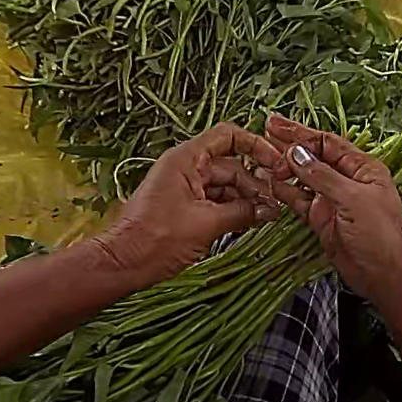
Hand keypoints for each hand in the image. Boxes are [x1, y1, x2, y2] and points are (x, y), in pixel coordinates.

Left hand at [94, 123, 279, 285]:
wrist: (124, 265)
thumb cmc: (155, 239)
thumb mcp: (207, 223)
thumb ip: (243, 212)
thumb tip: (270, 210)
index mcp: (187, 159)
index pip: (228, 136)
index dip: (256, 146)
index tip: (276, 163)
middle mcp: (187, 167)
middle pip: (232, 166)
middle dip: (256, 184)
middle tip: (276, 203)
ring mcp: (186, 187)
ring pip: (227, 186)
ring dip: (247, 200)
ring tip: (267, 217)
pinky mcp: (186, 206)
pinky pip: (217, 201)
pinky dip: (234, 210)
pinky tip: (250, 222)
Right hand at [264, 114, 401, 303]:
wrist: (387, 276)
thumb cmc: (382, 235)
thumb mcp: (354, 199)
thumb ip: (322, 176)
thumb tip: (296, 153)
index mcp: (362, 168)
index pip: (327, 143)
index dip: (300, 134)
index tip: (274, 126)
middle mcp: (347, 181)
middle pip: (313, 157)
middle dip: (289, 146)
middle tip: (262, 135)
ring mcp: (333, 200)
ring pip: (303, 178)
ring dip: (284, 169)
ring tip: (260, 160)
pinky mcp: (322, 220)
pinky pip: (299, 200)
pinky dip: (284, 192)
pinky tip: (269, 184)